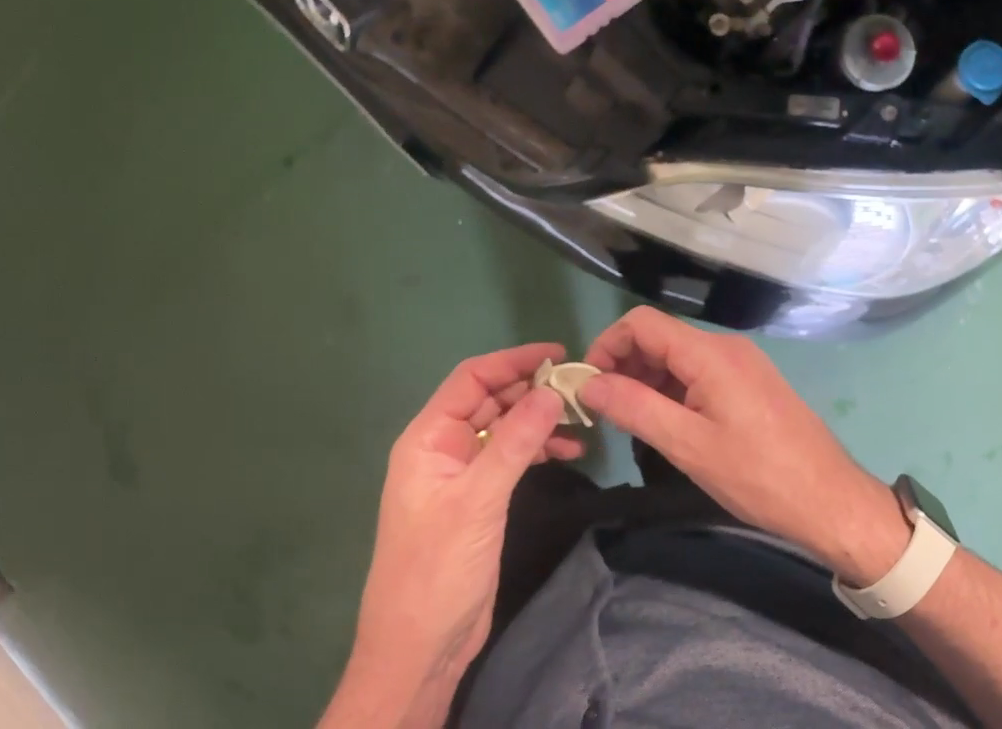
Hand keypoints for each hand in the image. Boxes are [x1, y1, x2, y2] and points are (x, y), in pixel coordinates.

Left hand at [352, 343, 582, 677]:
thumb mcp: (478, 500)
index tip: (559, 354)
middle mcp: (443, 449)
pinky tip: (569, 451)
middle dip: (531, 390)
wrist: (421, 647)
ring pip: (503, 428)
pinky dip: (537, 450)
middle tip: (579, 389)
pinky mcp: (478, 501)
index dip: (513, 360)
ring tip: (581, 420)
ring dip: (538, 420)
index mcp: (428, 439)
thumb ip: (515, 442)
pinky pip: (510, 458)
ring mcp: (461, 476)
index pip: (471, 379)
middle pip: (489, 400)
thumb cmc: (437, 568)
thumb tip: (552, 390)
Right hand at [578, 308, 909, 586]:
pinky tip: (664, 425)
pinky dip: (672, 392)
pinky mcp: (750, 385)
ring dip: (646, 382)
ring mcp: (742, 365)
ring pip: (678, 358)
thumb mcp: (688, 445)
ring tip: (628, 424)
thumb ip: (635, 408)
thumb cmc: (757, 475)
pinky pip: (699, 375)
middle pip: (660, 338)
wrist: (828, 499)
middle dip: (624, 366)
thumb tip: (589, 383)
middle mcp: (726, 348)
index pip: (643, 323)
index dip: (607, 346)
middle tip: (602, 412)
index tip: (587, 386)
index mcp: (711, 354)